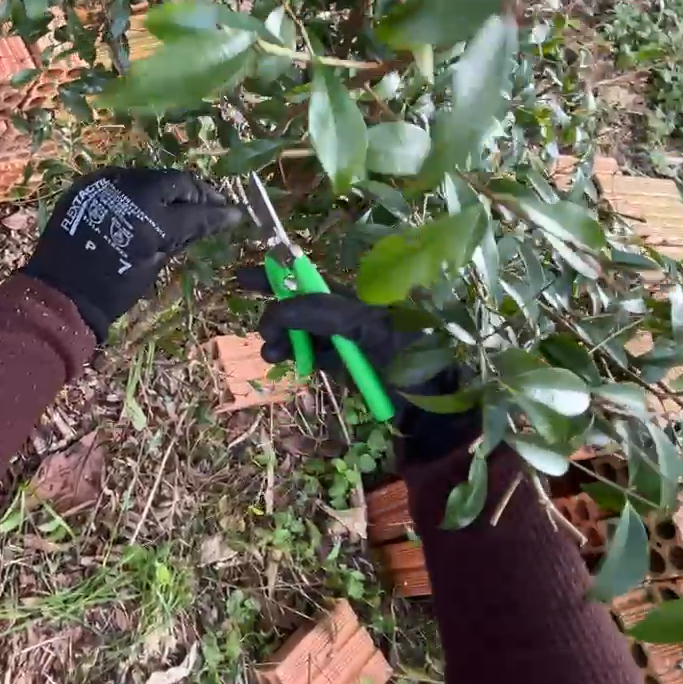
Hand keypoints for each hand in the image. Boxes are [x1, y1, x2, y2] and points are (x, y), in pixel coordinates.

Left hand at [23, 168, 244, 340]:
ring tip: (184, 202)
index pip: (195, 209)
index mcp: (151, 216)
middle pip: (174, 182)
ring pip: (149, 178)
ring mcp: (106, 184)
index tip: (234, 214)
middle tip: (213, 203)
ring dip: (168, 188)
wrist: (60, 293)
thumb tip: (198, 223)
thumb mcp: (152, 266)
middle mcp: (130, 190)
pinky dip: (140, 190)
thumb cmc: (111, 289)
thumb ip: (178, 238)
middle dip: (196, 192)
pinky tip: (149, 201)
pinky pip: (122, 181)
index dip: (218, 212)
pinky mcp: (88, 186)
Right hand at [244, 281, 477, 465]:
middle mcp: (347, 313)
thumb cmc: (410, 360)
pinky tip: (285, 363)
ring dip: (280, 337)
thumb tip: (277, 311)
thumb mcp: (366, 328)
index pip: (308, 278)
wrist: (438, 410)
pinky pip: (308, 353)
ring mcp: (344, 340)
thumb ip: (322, 312)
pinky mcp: (342, 365)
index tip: (244, 276)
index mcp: (357, 297)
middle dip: (274, 307)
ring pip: (299, 330)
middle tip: (248, 313)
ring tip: (272, 353)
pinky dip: (293, 356)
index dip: (277, 273)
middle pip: (300, 302)